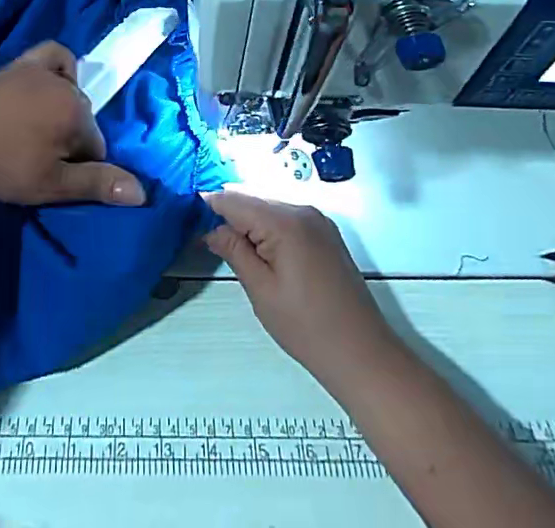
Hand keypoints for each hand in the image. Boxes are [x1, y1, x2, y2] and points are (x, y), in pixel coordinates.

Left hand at [0, 41, 146, 207]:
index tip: (54, 179)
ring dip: (61, 109)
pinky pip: (47, 57)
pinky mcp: (10, 67)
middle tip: (40, 162)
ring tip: (38, 133)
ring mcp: (34, 70)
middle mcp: (62, 84)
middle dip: (71, 138)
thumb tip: (144, 192)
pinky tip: (41, 87)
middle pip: (81, 115)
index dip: (80, 166)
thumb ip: (97, 184)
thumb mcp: (51, 185)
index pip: (96, 144)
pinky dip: (56, 68)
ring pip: (67, 90)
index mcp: (76, 111)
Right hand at [203, 190, 393, 382]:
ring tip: (232, 250)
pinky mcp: (327, 235)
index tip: (190, 222)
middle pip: (253, 199)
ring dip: (248, 222)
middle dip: (229, 215)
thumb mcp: (260, 289)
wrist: (363, 354)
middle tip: (208, 242)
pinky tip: (261, 252)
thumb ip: (234, 250)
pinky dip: (268, 228)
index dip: (210, 207)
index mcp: (285, 222)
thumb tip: (210, 229)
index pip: (235, 200)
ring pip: (269, 208)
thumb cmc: (306, 326)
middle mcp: (304, 211)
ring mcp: (319, 221)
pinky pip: (287, 219)